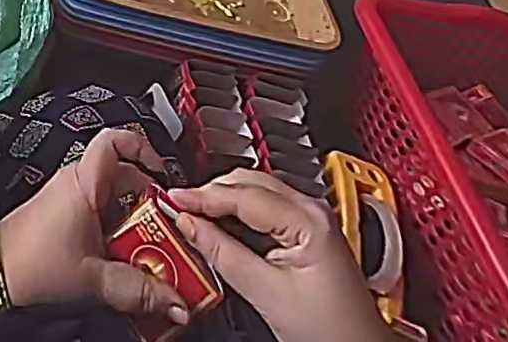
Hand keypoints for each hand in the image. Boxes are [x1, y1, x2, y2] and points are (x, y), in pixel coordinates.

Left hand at [0, 128, 189, 325]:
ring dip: (135, 217)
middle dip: (148, 198)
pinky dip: (118, 226)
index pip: (115, 140)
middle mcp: (79, 180)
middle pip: (124, 173)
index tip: (162, 174)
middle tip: (166, 227)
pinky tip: (125, 254)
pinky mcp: (68, 211)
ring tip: (150, 246)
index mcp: (85, 181)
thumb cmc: (33, 260)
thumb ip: (138, 289)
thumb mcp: (94, 277)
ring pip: (114, 194)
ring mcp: (72, 194)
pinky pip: (102, 209)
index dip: (143, 148)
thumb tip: (174, 300)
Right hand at [169, 169, 386, 341]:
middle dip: (210, 193)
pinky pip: (262, 205)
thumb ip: (223, 254)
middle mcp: (311, 208)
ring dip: (222, 200)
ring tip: (193, 213)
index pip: (242, 194)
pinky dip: (236, 210)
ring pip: (253, 190)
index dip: (203, 196)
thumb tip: (189, 223)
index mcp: (307, 219)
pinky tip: (219, 223)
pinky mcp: (305, 226)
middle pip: (247, 182)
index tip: (174, 198)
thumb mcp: (267, 295)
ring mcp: (309, 215)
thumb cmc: (333, 334)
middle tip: (178, 205)